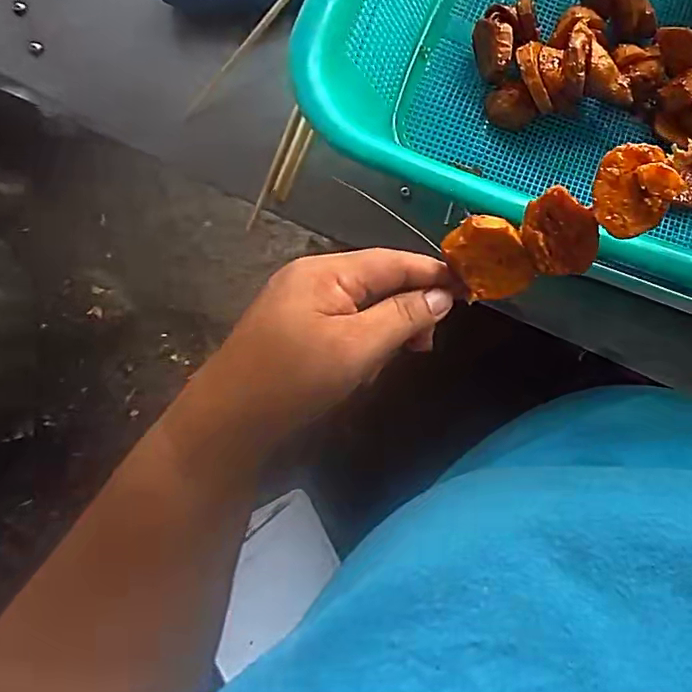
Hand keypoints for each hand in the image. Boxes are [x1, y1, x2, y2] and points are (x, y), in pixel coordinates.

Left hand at [172, 250, 457, 460]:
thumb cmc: (291, 382)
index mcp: (326, 272)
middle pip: (383, 280)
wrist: (221, 430)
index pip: (395, 261)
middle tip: (428, 343)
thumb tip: (444, 296)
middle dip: (412, 306)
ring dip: (392, 326)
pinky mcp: (300, 326)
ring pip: (369, 302)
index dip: (435, 273)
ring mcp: (304, 301)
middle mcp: (315, 277)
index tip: (470, 288)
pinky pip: (351, 320)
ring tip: (400, 356)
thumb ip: (405, 316)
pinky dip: (369, 338)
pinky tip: (369, 364)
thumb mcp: (357, 348)